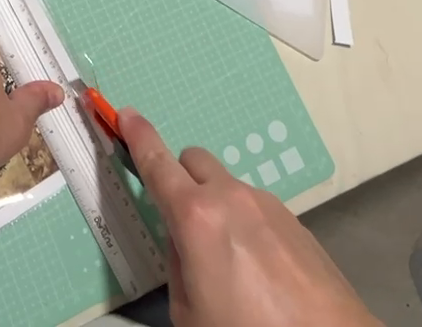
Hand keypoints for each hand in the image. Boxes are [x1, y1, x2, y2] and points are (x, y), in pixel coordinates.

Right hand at [120, 109, 378, 326]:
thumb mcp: (187, 311)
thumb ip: (178, 264)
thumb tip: (186, 244)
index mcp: (194, 215)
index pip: (156, 162)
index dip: (136, 134)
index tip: (126, 114)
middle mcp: (230, 197)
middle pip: (193, 160)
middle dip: (180, 178)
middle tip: (181, 220)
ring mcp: (268, 205)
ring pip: (227, 187)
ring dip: (217, 206)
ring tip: (232, 262)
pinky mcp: (296, 222)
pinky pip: (256, 209)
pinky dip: (247, 225)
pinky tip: (262, 271)